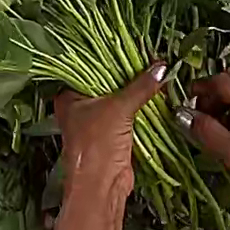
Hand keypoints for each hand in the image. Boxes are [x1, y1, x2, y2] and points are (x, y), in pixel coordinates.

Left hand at [54, 62, 168, 200]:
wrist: (102, 185)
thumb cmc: (96, 145)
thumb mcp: (119, 108)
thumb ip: (140, 86)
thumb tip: (160, 68)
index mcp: (69, 97)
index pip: (88, 67)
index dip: (109, 56)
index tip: (131, 44)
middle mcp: (79, 107)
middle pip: (106, 83)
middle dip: (127, 74)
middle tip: (148, 57)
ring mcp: (96, 121)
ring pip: (118, 98)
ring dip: (135, 91)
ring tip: (155, 72)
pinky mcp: (112, 134)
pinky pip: (128, 113)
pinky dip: (140, 106)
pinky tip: (155, 94)